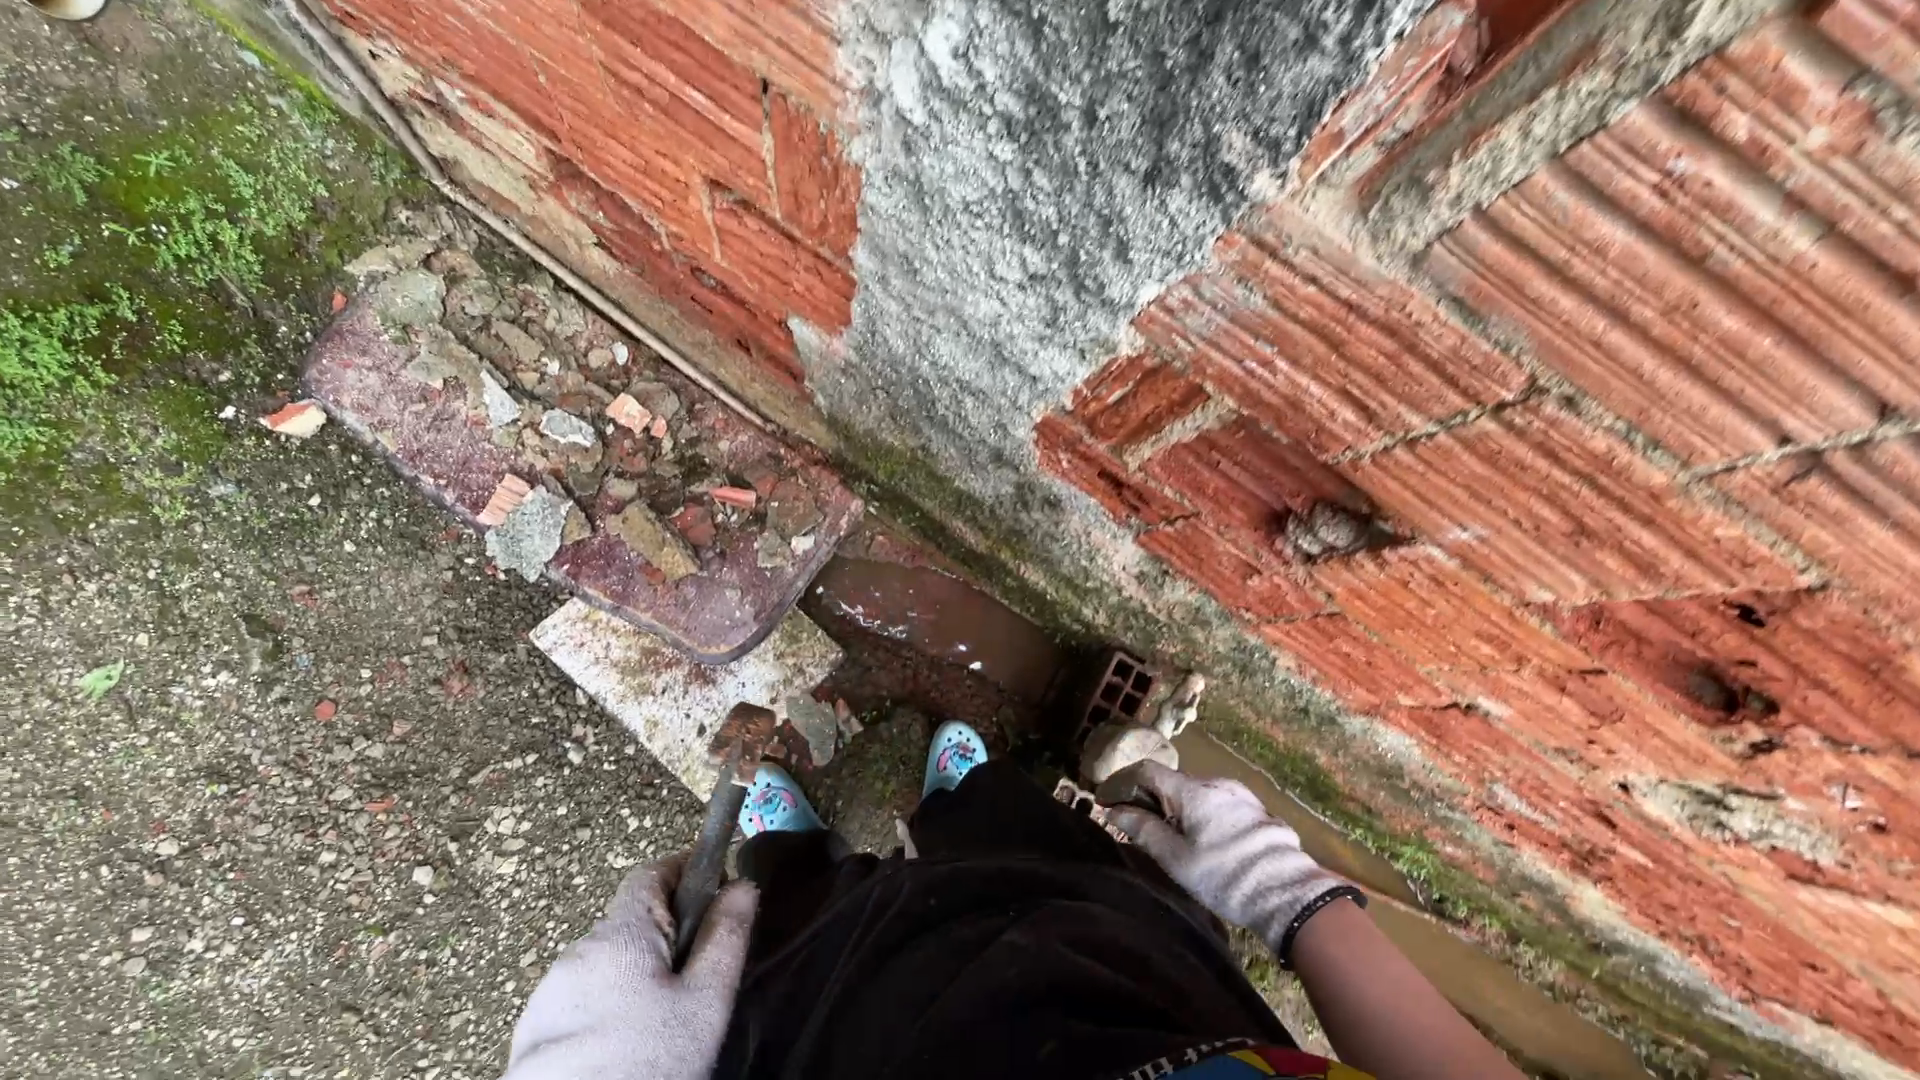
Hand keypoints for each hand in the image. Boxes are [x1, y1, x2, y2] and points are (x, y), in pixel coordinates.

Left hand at [503, 854, 757, 1079]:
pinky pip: (582, 997)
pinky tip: (624, 1042)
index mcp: (622, 933)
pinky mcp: (532, 1030)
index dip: (687, 871)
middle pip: (632, 922)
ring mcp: (549, 992)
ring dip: (636, 973)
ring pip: (607, 963)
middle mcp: (578, 950)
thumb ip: (726, 937)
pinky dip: (607, 1003)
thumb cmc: (648, 1061)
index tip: (717, 891)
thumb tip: (743, 884)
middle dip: (666, 936)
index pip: (653, 873)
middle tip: (698, 977)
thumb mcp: (706, 1002)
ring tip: (662, 1019)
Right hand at [1106, 762, 1363, 964]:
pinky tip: (1205, 843)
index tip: (1108, 801)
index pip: (1147, 769)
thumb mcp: (1176, 859)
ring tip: (1172, 839)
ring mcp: (1242, 796)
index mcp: (1193, 790)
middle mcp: (1217, 783)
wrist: (1290, 896)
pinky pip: (1218, 805)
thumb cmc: (1225, 876)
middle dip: (1149, 798)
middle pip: (1172, 781)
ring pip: (1197, 794)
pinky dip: (1201, 816)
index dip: (1123, 782)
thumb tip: (1114, 810)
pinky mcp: (1258, 812)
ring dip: (1177, 809)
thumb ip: (1143, 829)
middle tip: (1138, 826)